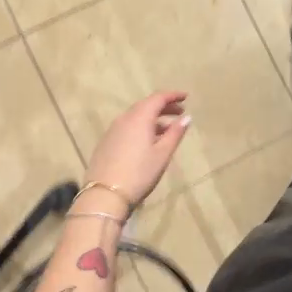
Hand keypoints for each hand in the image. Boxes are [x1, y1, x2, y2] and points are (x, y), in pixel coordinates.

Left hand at [83, 91, 190, 207]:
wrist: (104, 195)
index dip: (172, 96)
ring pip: (135, 117)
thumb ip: (175, 133)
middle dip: (163, 106)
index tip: (186, 97)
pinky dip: (141, 127)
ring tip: (167, 129)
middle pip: (145, 105)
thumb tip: (186, 117)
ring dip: (152, 118)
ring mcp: (112, 131)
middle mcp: (124, 119)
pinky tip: (147, 142)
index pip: (157, 98)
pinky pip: (127, 127)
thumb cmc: (139, 173)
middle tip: (179, 112)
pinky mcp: (106, 143)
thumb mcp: (162, 154)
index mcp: (139, 118)